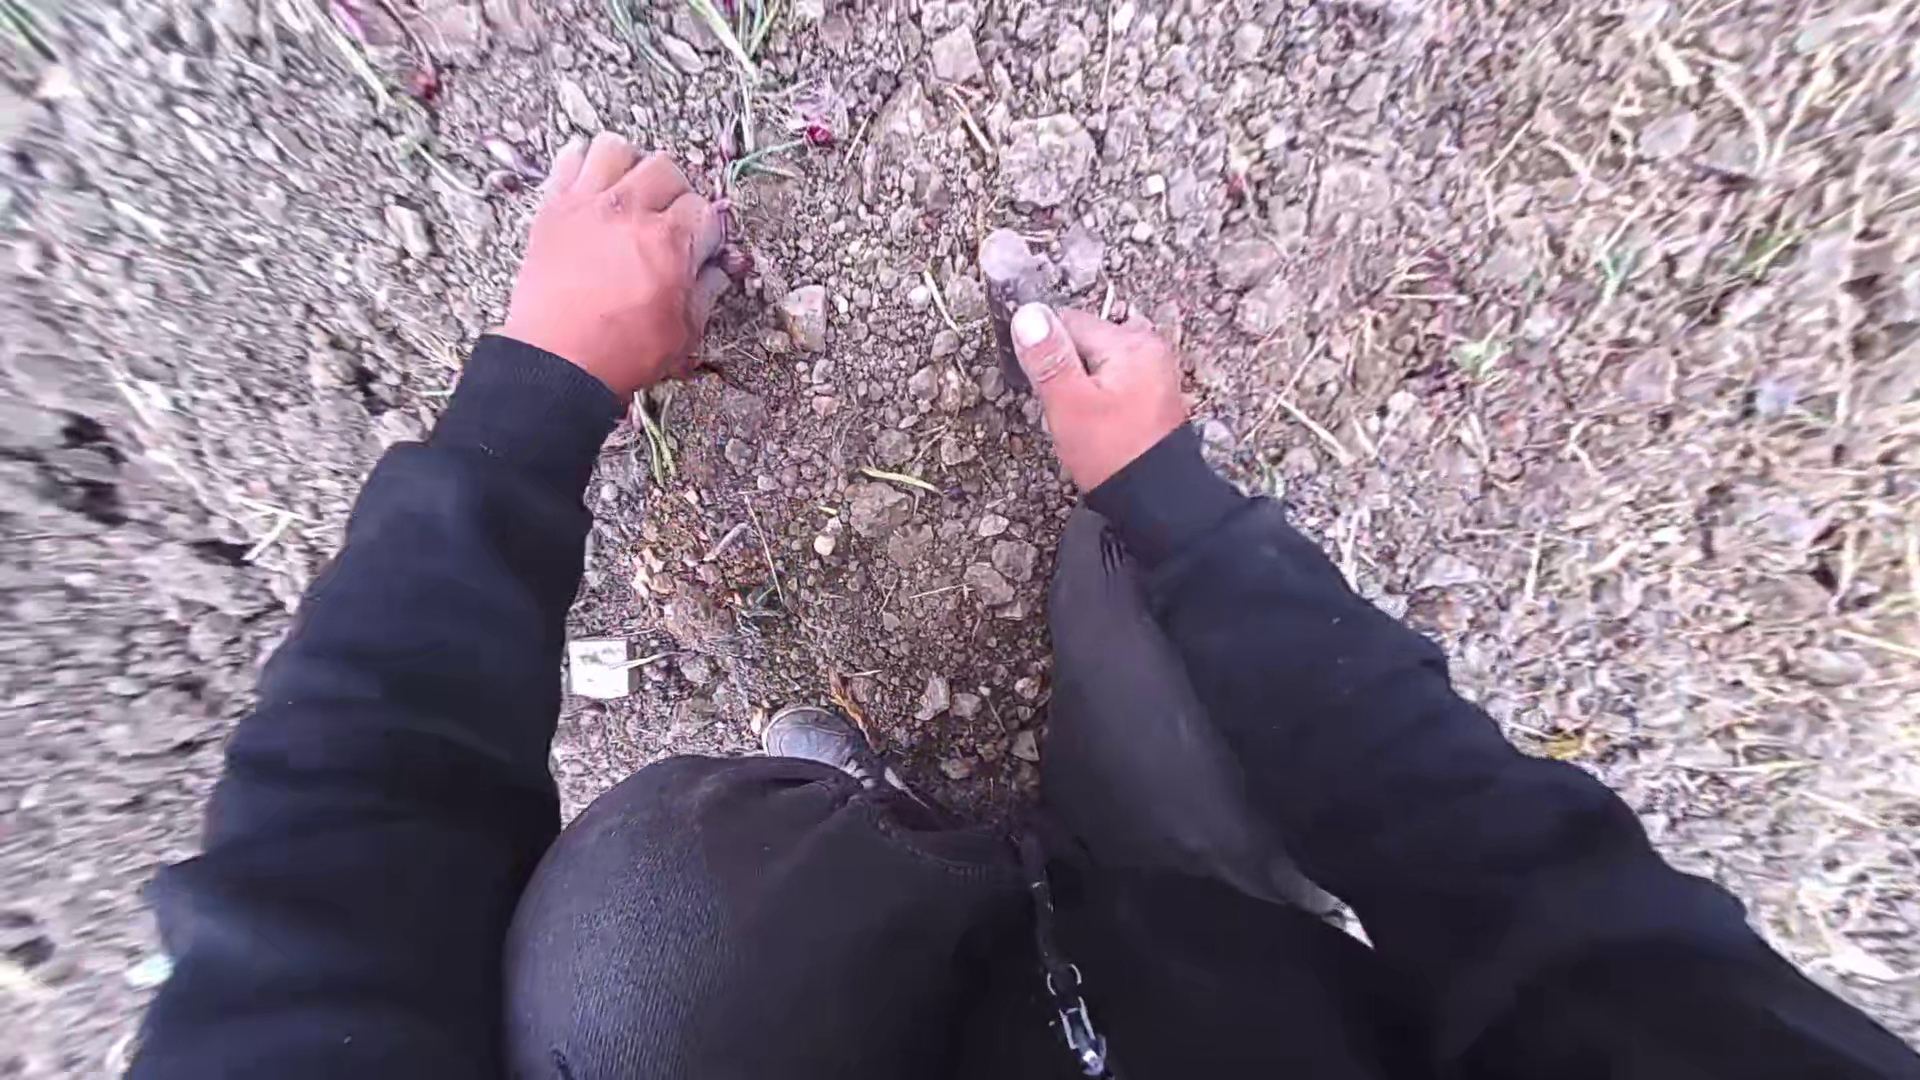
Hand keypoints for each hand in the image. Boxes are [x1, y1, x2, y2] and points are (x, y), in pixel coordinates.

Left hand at [501, 133, 729, 396]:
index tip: (706, 250)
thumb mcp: (686, 330)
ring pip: (618, 148)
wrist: (562, 359)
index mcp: (669, 243)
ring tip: (636, 196)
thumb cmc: (626, 350)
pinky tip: (599, 191)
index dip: (711, 232)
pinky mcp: (555, 207)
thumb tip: (718, 270)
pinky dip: (589, 164)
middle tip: (676, 222)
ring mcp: (587, 204)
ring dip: (635, 167)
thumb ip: (706, 290)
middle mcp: (629, 211)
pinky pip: (571, 157)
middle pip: (666, 169)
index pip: (705, 211)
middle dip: (680, 194)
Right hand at [1011, 303, 1187, 489]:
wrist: (1154, 499)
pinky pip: (1109, 386)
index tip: (1044, 386)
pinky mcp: (1149, 396)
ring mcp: (1151, 373)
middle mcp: (1147, 349)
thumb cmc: (1114, 455)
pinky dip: (1095, 402)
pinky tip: (1094, 428)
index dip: (1045, 355)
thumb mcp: (1069, 404)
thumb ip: (1048, 359)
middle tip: (1066, 411)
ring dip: (1077, 391)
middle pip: (1082, 345)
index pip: (1067, 323)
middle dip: (1063, 375)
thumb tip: (1028, 315)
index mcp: (1130, 343)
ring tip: (1081, 424)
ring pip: (1093, 368)